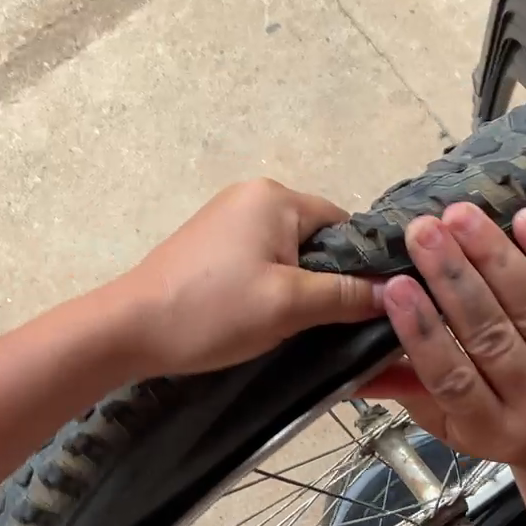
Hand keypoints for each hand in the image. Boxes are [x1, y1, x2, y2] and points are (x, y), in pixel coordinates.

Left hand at [107, 178, 383, 375]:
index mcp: (274, 197)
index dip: (362, 267)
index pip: (344, 225)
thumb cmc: (212, 311)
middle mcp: (251, 196)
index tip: (369, 308)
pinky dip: (270, 287)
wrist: (130, 329)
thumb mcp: (289, 305)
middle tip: (330, 324)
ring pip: (288, 254)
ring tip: (295, 325)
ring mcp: (226, 219)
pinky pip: (260, 261)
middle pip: (317, 238)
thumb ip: (347, 295)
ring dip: (298, 287)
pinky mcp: (209, 245)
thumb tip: (396, 292)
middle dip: (327, 280)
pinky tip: (265, 317)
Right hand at [367, 203, 525, 476]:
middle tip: (422, 232)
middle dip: (454, 278)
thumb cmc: (493, 428)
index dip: (424, 332)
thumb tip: (345, 363)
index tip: (395, 286)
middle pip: (492, 335)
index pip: (453, 378)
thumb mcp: (443, 424)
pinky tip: (524, 219)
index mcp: (492, 430)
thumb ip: (402, 388)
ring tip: (460, 216)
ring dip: (493, 255)